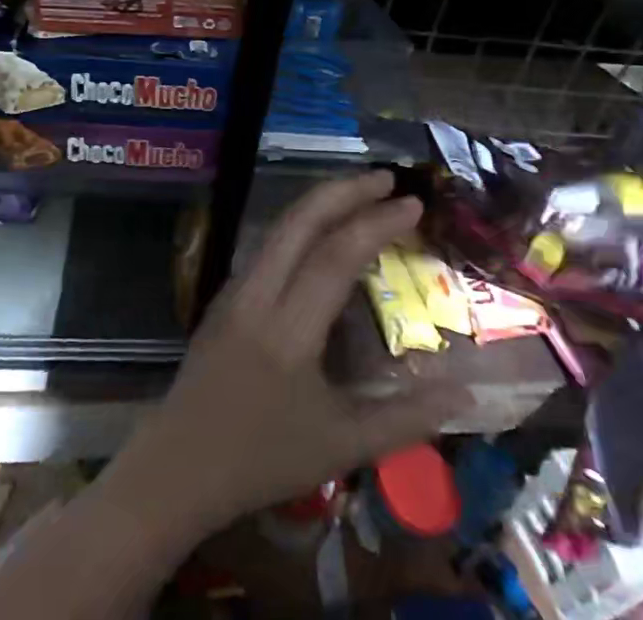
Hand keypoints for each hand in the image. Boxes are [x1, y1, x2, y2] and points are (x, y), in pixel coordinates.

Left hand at [103, 171, 466, 539]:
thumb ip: (406, 418)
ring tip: (358, 194)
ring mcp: (233, 293)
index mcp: (287, 330)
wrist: (178, 465)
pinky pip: (265, 248)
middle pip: (298, 224)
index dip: (376, 224)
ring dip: (318, 204)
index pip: (334, 257)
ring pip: (277, 230)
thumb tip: (464, 394)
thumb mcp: (341, 447)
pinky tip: (319, 235)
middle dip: (343, 191)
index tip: (412, 205)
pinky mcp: (222, 299)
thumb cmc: (260, 459)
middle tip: (386, 177)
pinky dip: (299, 227)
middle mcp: (256, 297)